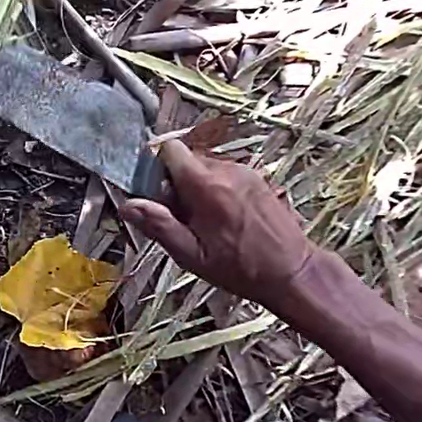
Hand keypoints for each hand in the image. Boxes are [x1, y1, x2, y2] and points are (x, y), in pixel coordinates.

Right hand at [120, 141, 317, 314]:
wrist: (293, 272)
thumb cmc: (241, 269)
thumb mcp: (191, 255)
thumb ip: (159, 226)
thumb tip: (128, 206)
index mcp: (207, 186)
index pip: (170, 149)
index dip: (156, 168)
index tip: (157, 194)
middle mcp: (227, 170)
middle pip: (186, 159)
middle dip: (175, 183)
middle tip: (182, 217)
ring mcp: (245, 172)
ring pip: (204, 166)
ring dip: (195, 187)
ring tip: (204, 221)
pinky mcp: (257, 178)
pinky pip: (223, 173)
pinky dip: (215, 189)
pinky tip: (223, 218)